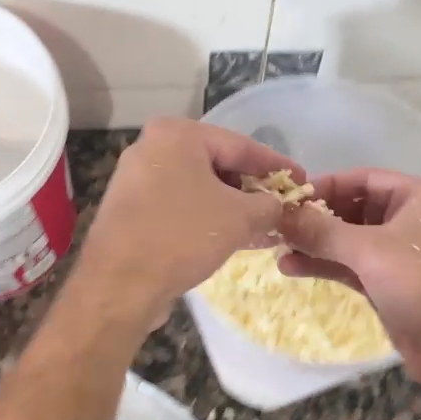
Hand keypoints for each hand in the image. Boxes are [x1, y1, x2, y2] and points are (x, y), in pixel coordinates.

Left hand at [73, 119, 301, 327]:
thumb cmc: (182, 236)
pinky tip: (231, 240)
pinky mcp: (130, 211)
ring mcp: (136, 180)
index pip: (240, 145)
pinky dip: (206, 220)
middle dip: (251, 190)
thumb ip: (268, 205)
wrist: (120, 284)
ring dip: (231, 209)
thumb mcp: (240, 218)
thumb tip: (279, 206)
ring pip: (198, 190)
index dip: (276, 165)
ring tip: (263, 229)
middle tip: (281, 208)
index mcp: (176, 135)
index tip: (301, 180)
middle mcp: (151, 148)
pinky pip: (179, 208)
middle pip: (217, 165)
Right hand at [279, 168, 420, 387]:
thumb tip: (279, 215)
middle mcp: (413, 220)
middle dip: (317, 219)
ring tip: (278, 251)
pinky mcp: (393, 286)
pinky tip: (294, 269)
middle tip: (278, 227)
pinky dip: (328, 266)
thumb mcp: (370, 250)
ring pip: (352, 241)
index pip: (364, 179)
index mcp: (419, 197)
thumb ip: (322, 231)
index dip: (326, 186)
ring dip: (317, 245)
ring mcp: (403, 255)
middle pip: (356, 209)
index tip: (289, 198)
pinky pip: (354, 267)